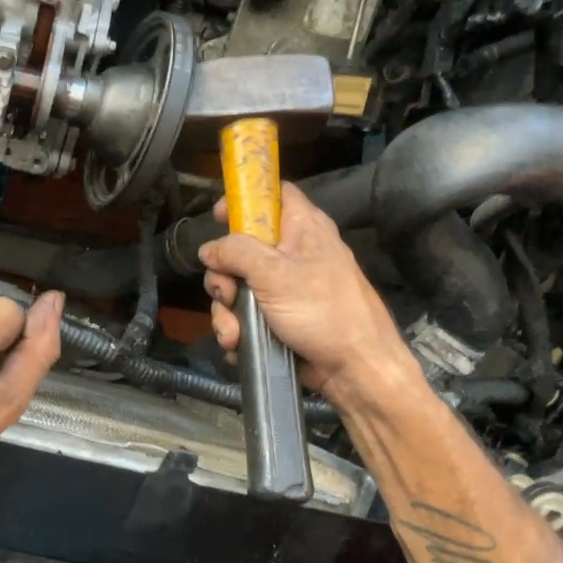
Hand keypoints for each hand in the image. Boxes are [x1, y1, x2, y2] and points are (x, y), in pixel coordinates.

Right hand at [199, 181, 411, 396]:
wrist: (353, 367)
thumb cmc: (323, 311)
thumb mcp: (275, 274)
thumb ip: (236, 253)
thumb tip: (208, 249)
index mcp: (303, 229)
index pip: (274, 195)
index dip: (245, 200)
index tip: (218, 217)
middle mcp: (293, 254)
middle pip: (241, 249)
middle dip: (223, 276)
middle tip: (226, 293)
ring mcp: (285, 289)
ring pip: (237, 288)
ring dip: (227, 312)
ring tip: (235, 333)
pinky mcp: (279, 318)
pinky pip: (245, 316)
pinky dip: (238, 330)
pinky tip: (240, 344)